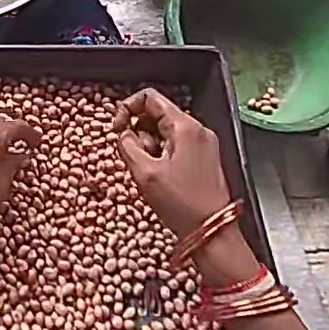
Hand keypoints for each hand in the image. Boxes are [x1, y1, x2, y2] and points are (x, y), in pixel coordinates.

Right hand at [111, 88, 232, 236]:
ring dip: (147, 144)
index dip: (127, 109)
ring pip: (163, 130)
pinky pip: (174, 144)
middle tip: (132, 155)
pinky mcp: (202, 157)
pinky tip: (157, 175)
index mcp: (185, 127)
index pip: (149, 97)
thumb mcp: (144, 172)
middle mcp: (197, 130)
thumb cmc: (181, 203)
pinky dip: (159, 154)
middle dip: (138, 131)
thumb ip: (127, 145)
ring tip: (147, 170)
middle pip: (156, 113)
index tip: (117, 129)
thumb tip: (122, 132)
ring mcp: (202, 143)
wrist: (211, 231)